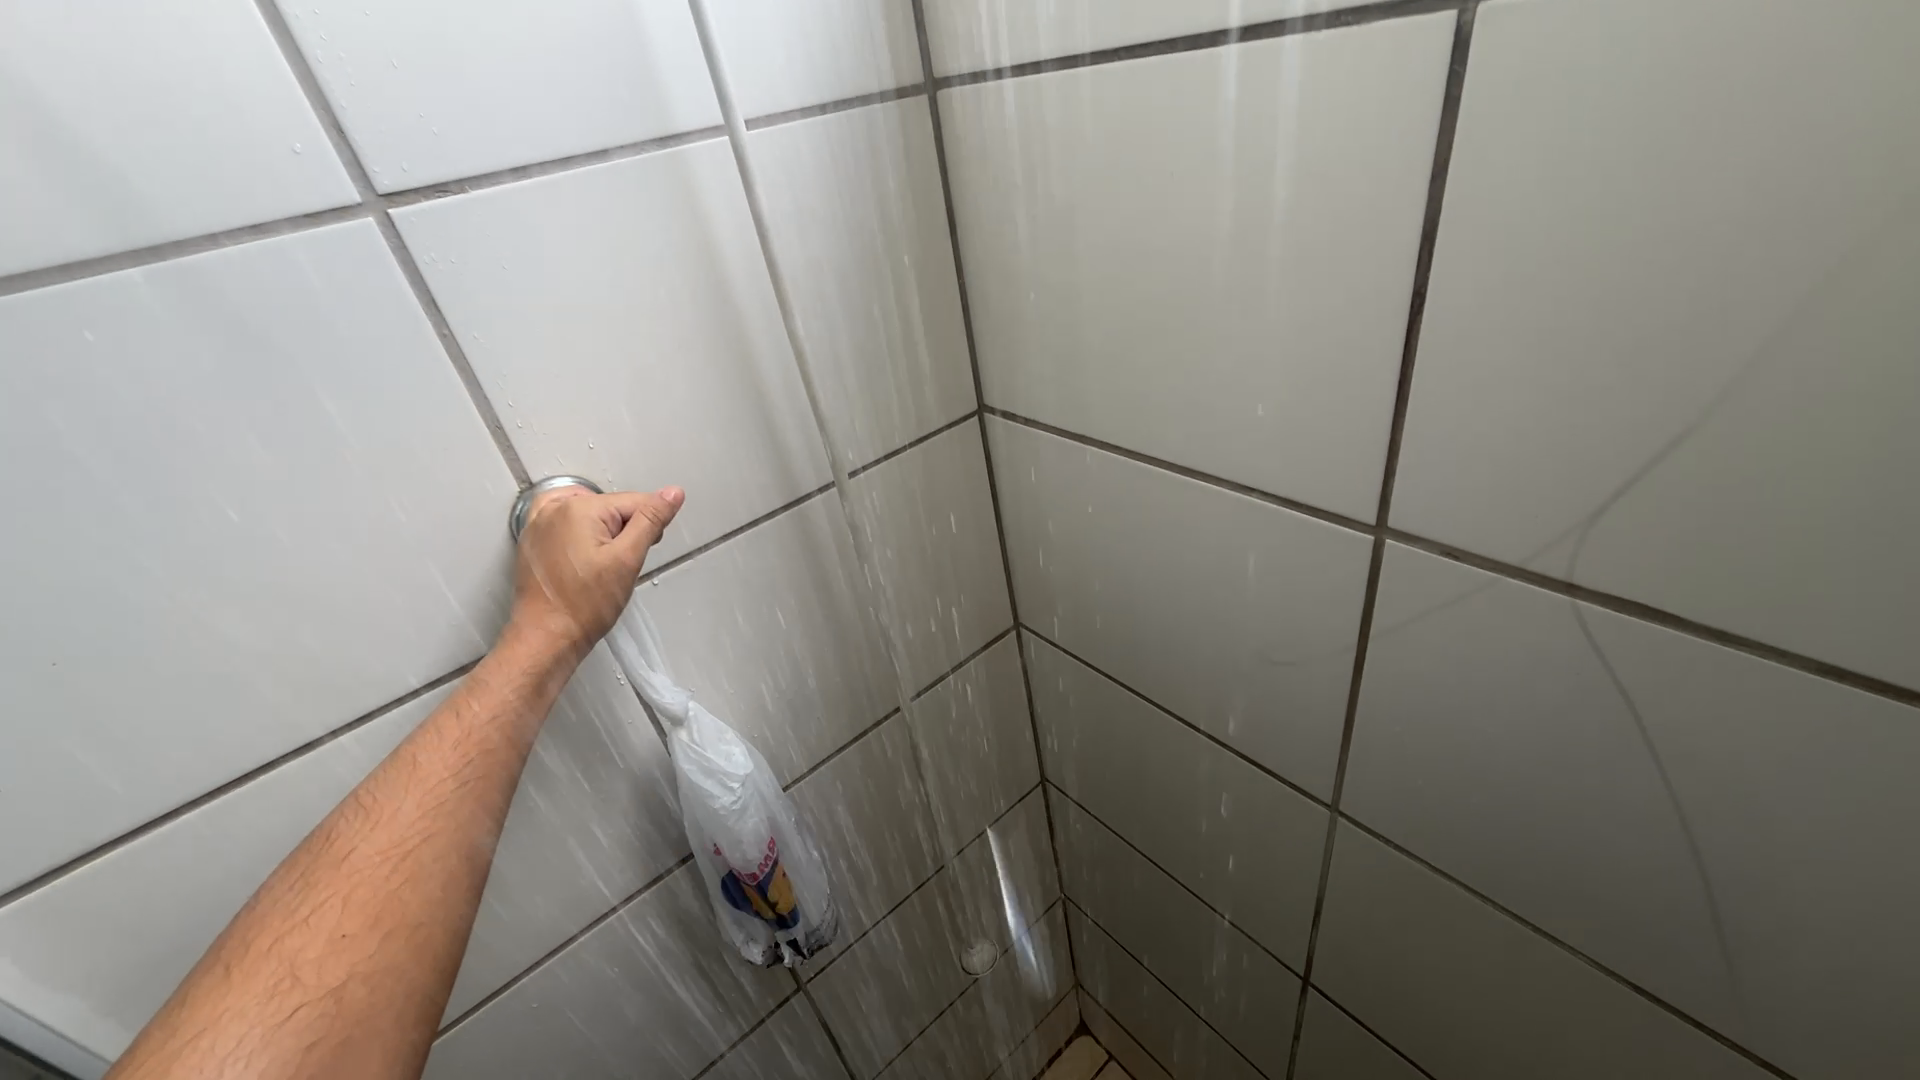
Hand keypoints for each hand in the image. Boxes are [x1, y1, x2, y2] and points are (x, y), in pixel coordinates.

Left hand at [507, 484, 684, 659]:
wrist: (546, 637)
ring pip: (589, 513)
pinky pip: (565, 522)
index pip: (635, 502)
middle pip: (611, 506)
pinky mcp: (533, 542)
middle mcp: (553, 509)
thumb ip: (651, 520)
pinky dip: (580, 533)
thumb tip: (672, 493)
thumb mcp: (628, 559)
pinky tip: (585, 557)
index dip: (649, 528)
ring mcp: (538, 525)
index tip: (640, 554)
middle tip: (620, 564)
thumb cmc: (583, 606)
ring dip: (604, 531)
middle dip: (625, 531)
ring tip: (604, 562)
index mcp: (578, 508)